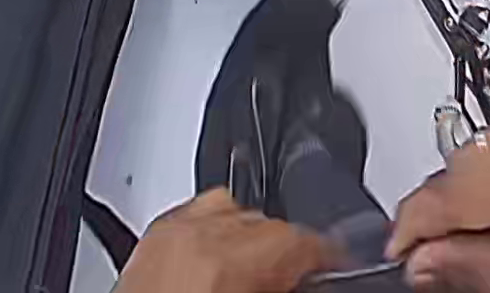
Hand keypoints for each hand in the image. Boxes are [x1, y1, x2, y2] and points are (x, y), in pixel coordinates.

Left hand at [117, 189, 338, 292]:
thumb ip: (282, 281)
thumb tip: (304, 274)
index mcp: (227, 267)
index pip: (297, 239)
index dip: (326, 252)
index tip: (335, 261)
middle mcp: (198, 236)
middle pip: (268, 221)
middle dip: (287, 249)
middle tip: (296, 276)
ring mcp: (173, 229)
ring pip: (235, 208)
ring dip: (252, 236)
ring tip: (257, 272)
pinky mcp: (154, 233)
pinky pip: (200, 210)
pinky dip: (217, 228)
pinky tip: (221, 258)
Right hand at [388, 97, 489, 292]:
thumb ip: (477, 267)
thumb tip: (423, 260)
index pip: (449, 186)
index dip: (415, 224)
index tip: (398, 250)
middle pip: (460, 164)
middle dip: (442, 211)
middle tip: (433, 257)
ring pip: (477, 151)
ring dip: (466, 195)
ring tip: (475, 244)